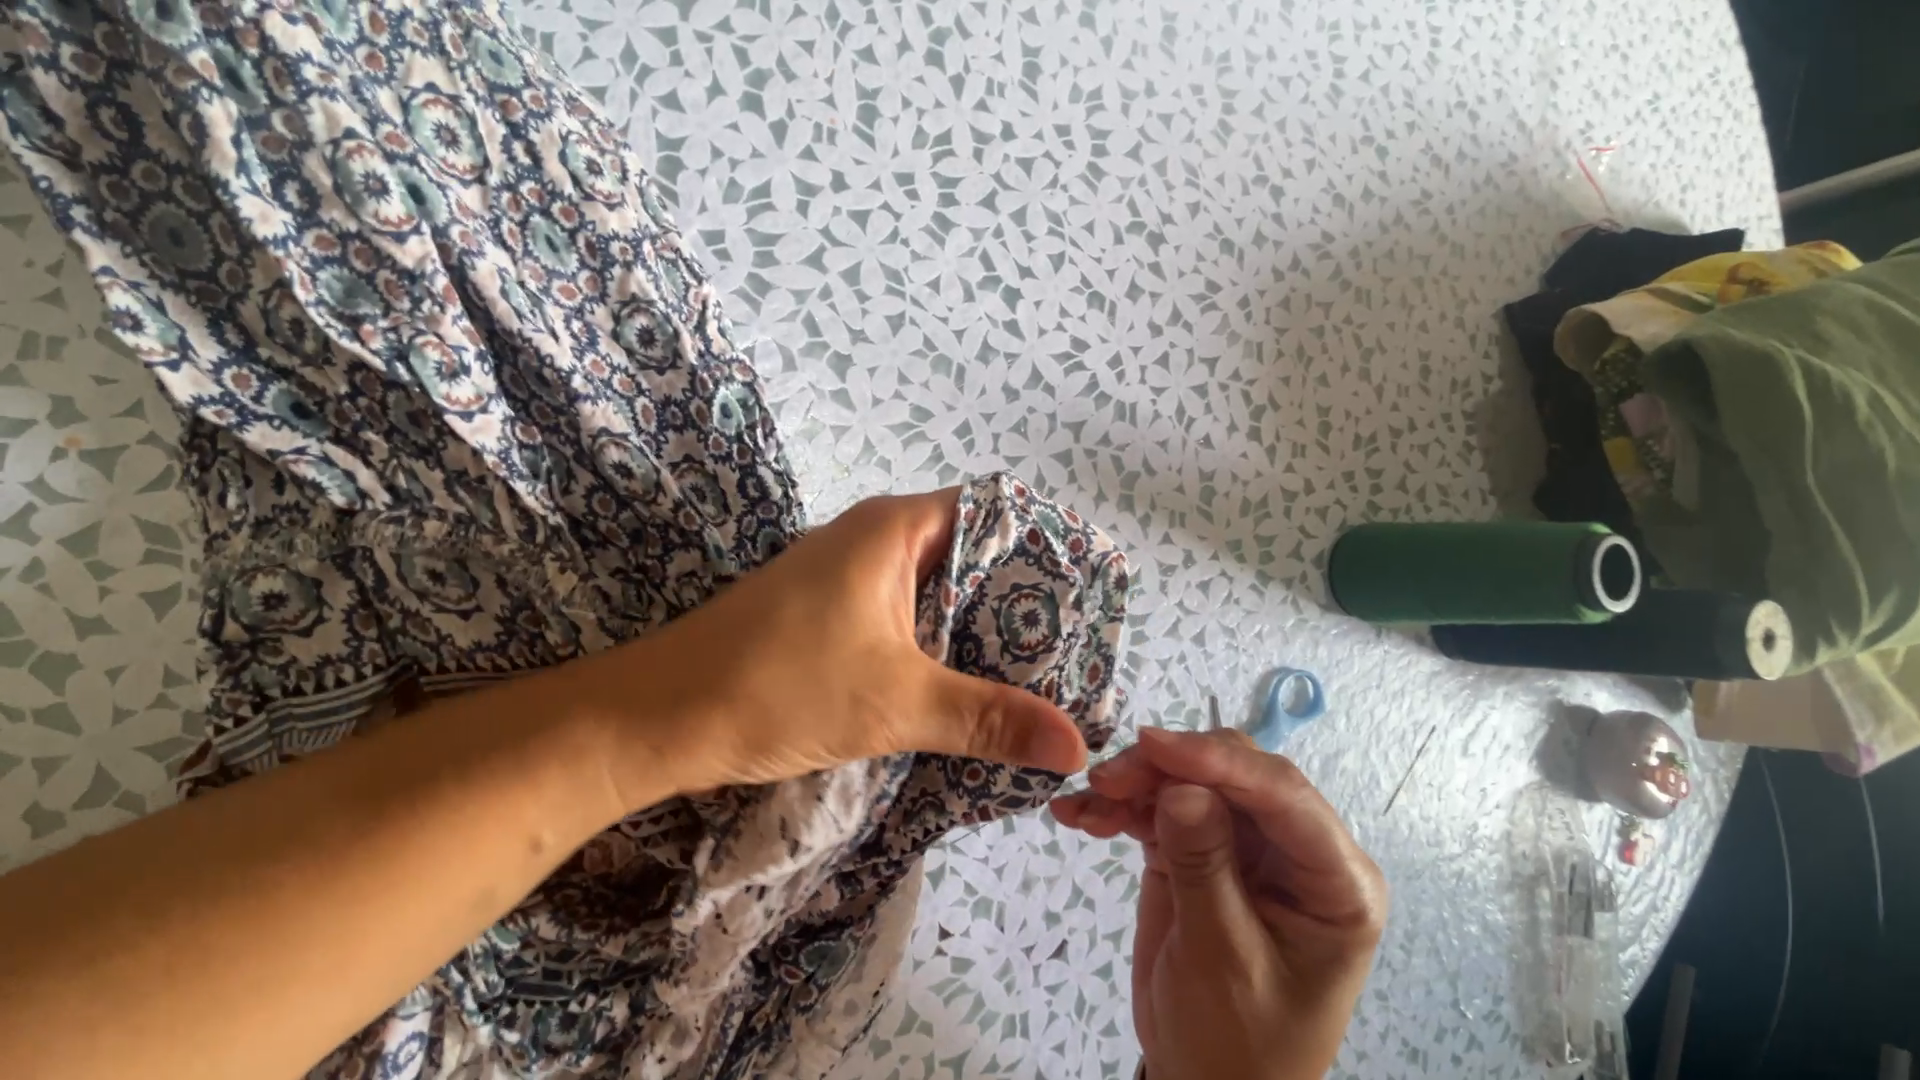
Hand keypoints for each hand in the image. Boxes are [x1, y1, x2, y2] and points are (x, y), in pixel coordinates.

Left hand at [582, 489, 1088, 804]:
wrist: (658, 718)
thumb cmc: (780, 686)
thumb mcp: (897, 702)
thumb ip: (989, 718)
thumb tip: (1076, 745)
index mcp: (895, 528)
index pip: (995, 514)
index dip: (1043, 551)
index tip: (1085, 600)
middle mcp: (874, 538)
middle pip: (970, 557)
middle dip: (1019, 604)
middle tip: (1071, 653)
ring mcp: (848, 577)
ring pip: (936, 594)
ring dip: (978, 634)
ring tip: (1035, 678)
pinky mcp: (830, 616)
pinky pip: (906, 620)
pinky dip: (940, 650)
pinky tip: (966, 692)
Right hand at [1050, 729, 1386, 1079]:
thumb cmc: (1235, 1042)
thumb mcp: (1222, 960)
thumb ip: (1205, 869)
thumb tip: (1182, 787)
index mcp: (1335, 880)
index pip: (1285, 797)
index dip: (1219, 762)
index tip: (1153, 745)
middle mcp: (1295, 849)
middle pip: (1235, 774)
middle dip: (1168, 768)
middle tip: (1105, 780)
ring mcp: (1246, 846)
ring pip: (1192, 780)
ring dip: (1135, 784)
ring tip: (1083, 804)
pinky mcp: (1200, 849)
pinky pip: (1161, 808)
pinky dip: (1120, 807)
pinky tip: (1079, 815)